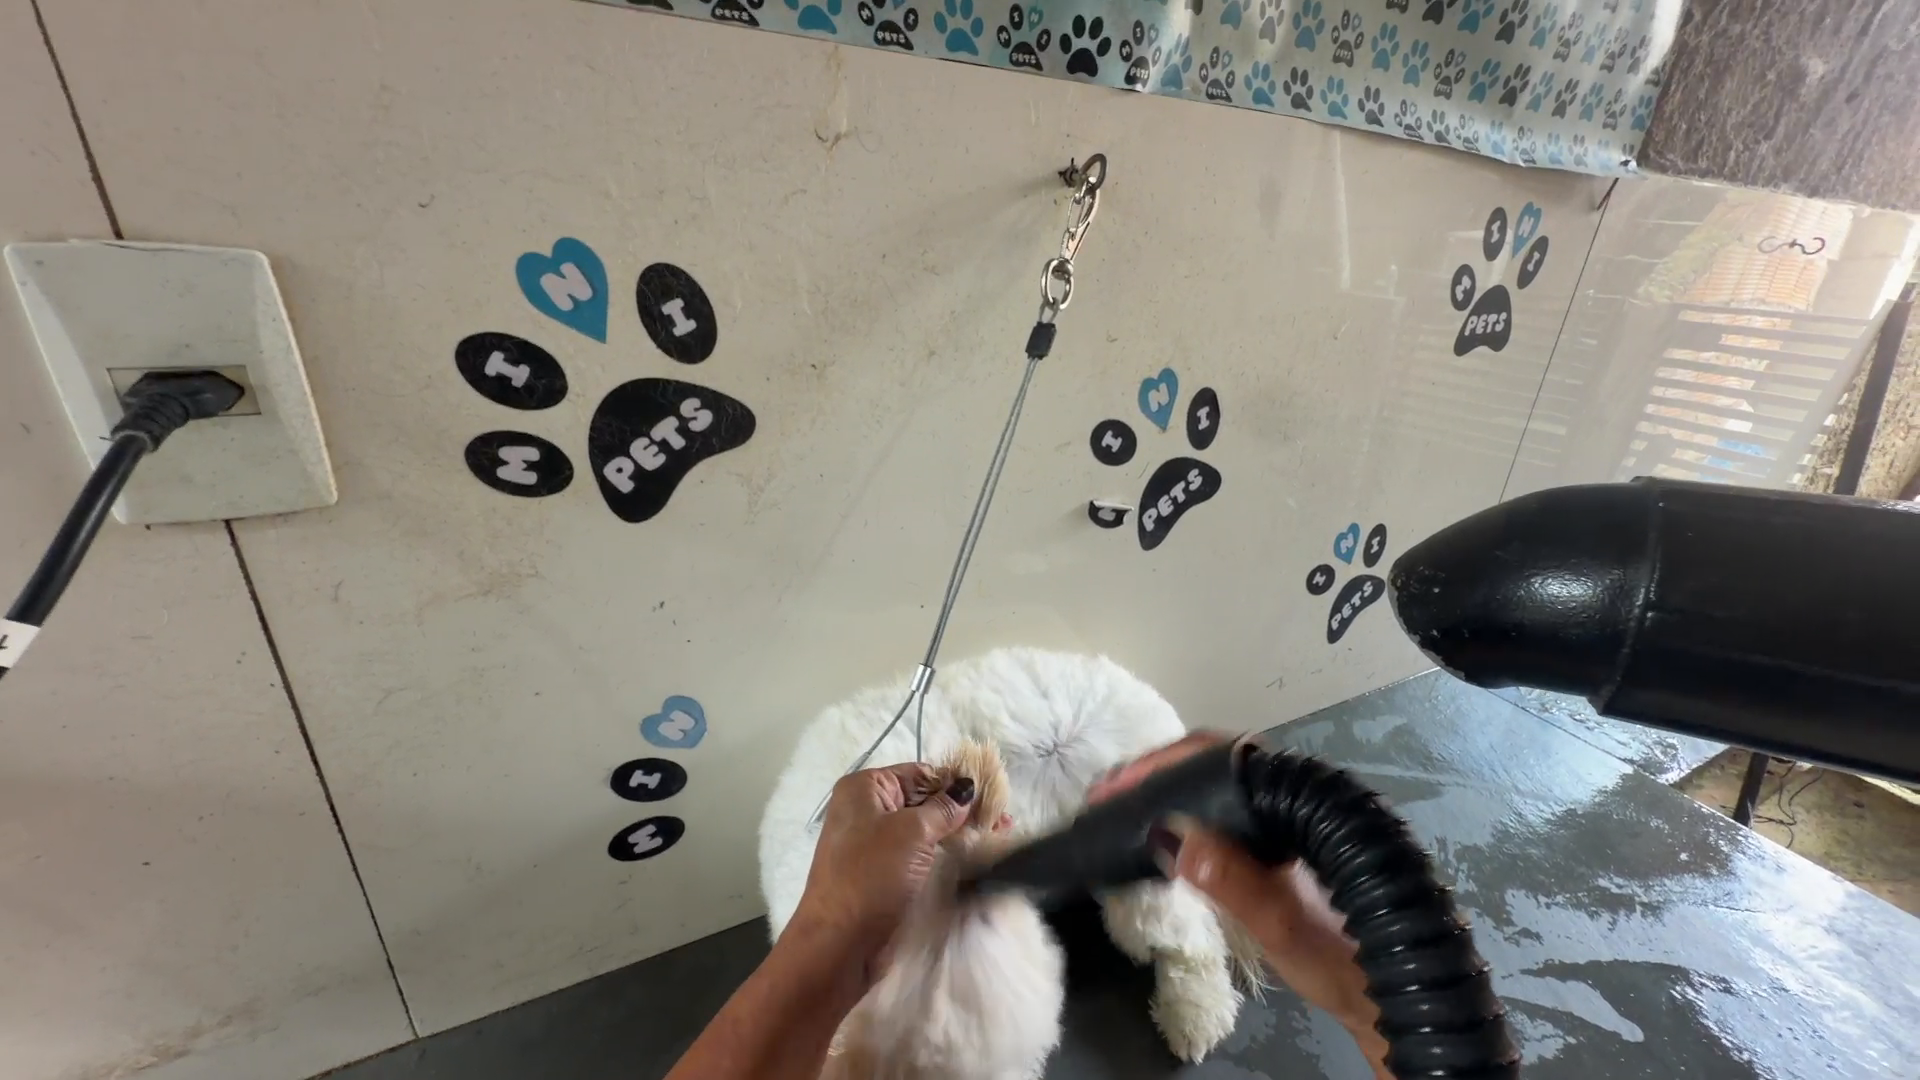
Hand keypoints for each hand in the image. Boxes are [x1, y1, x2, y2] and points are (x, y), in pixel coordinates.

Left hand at [789, 763, 975, 975]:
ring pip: (923, 828)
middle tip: (1002, 820)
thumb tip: (967, 787)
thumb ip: (944, 808)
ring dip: (956, 831)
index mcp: (864, 787)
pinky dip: (944, 852)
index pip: (920, 773)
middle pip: (923, 799)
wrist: (839, 944)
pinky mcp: (883, 872)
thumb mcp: (912, 832)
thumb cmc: (872, 875)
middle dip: (960, 809)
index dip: (955, 782)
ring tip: (995, 837)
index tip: (993, 795)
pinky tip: (972, 855)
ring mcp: (873, 842)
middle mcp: (866, 809)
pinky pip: (919, 852)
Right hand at [1089, 735, 1388, 1072]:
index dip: (1162, 763)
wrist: (1379, 994)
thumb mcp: (1279, 923)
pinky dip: (1181, 808)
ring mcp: (1280, 815)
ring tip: (1121, 804)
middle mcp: (1287, 793)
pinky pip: (1217, 805)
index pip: (1216, 755)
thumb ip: (1233, 881)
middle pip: (1209, 760)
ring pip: (1212, 781)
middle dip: (1155, 771)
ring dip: (1166, 788)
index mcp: (1292, 797)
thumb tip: (1175, 836)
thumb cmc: (1334, 957)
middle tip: (1107, 792)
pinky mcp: (1273, 837)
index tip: (1118, 785)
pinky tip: (1159, 827)